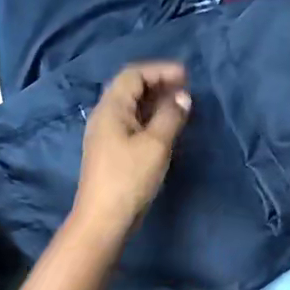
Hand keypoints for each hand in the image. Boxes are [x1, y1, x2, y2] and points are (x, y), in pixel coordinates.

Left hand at [73, 62, 192, 233]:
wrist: (103, 219)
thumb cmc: (129, 178)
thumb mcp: (155, 144)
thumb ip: (170, 116)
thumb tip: (182, 97)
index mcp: (111, 108)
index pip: (133, 74)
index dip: (160, 70)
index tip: (187, 76)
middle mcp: (104, 116)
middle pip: (130, 89)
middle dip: (158, 84)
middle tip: (186, 89)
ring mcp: (106, 136)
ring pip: (132, 108)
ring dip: (155, 102)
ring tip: (181, 106)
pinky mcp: (111, 153)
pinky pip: (132, 124)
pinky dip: (150, 119)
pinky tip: (166, 128)